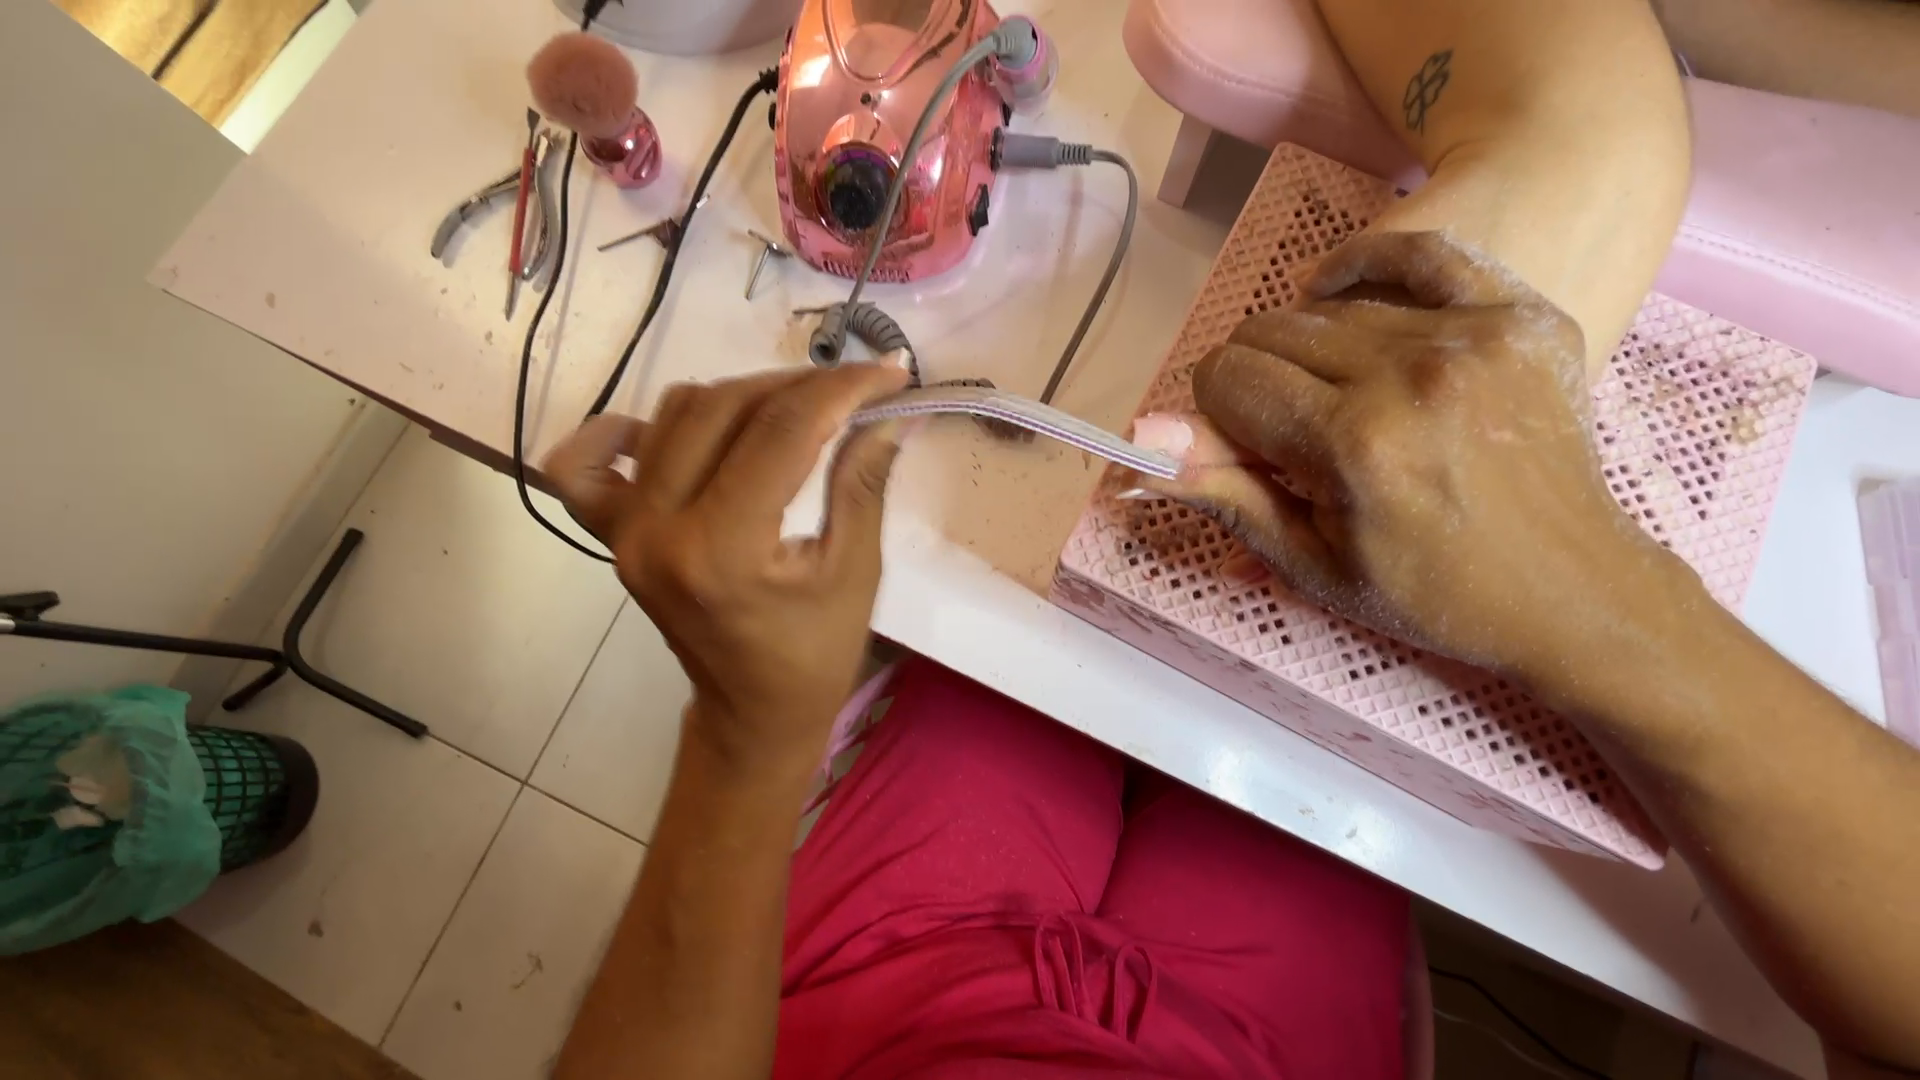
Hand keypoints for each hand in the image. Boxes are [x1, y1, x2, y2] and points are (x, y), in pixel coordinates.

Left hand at [544, 363, 912, 776]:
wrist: (752, 714)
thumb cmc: (815, 655)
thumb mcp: (856, 572)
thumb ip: (864, 482)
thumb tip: (888, 409)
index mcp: (723, 548)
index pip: (783, 430)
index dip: (842, 389)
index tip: (889, 373)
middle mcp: (658, 527)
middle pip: (726, 407)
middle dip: (799, 385)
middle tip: (850, 391)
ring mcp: (624, 528)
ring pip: (674, 413)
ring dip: (740, 395)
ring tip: (793, 409)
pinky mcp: (611, 533)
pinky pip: (587, 464)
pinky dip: (623, 431)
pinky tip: (670, 432)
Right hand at [1135, 231, 1695, 679]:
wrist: (1574, 591)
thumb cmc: (1428, 593)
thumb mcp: (1312, 563)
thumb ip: (1226, 493)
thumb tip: (1144, 448)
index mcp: (1352, 443)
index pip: (1227, 378)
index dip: (1212, 412)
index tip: (1236, 446)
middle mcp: (1408, 373)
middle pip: (1268, 333)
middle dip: (1249, 380)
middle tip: (1280, 429)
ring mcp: (1473, 335)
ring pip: (1327, 305)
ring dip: (1304, 348)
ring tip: (1332, 395)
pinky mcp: (1520, 314)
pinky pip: (1417, 254)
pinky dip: (1365, 266)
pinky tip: (1342, 289)